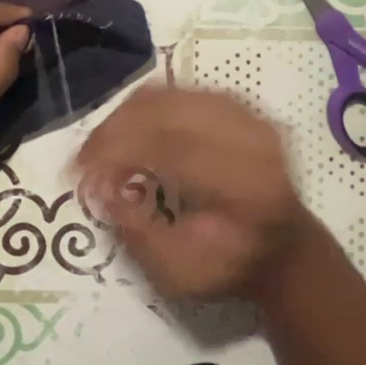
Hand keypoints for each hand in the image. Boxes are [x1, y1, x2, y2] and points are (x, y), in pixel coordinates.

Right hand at [73, 86, 311, 299]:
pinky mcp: (236, 105)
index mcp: (244, 183)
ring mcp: (245, 115)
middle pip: (165, 112)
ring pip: (167, 96)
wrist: (284, 248)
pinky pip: (177, 92)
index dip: (118, 154)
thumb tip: (99, 191)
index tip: (82, 172)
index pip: (171, 149)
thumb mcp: (183, 272)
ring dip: (124, 118)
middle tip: (83, 159)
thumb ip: (139, 234)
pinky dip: (144, 109)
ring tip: (101, 147)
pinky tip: (128, 131)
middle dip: (114, 131)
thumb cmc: (230, 264)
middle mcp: (250, 139)